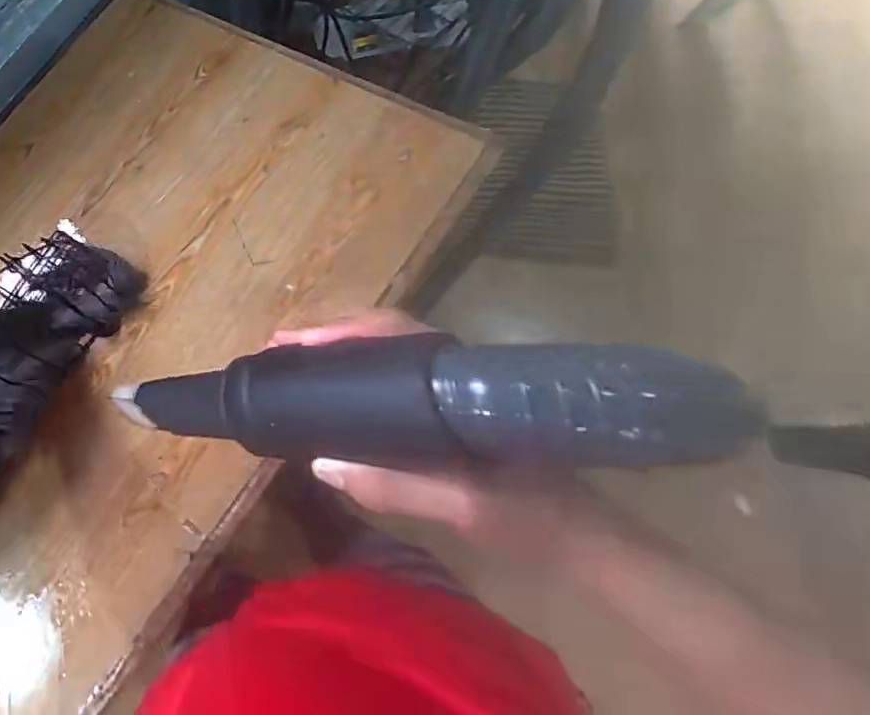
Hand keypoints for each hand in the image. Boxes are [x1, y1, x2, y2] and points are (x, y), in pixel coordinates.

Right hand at [280, 308, 616, 565]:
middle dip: (330, 331)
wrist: (587, 539)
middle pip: (384, 330)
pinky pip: (395, 368)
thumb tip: (320, 464)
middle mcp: (454, 368)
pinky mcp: (451, 402)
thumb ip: (394, 487)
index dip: (342, 331)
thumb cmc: (530, 516)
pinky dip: (359, 365)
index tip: (297, 341)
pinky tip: (337, 380)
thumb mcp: (462, 506)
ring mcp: (453, 383)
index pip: (393, 333)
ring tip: (297, 354)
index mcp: (458, 379)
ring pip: (389, 346)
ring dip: (342, 344)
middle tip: (281, 344)